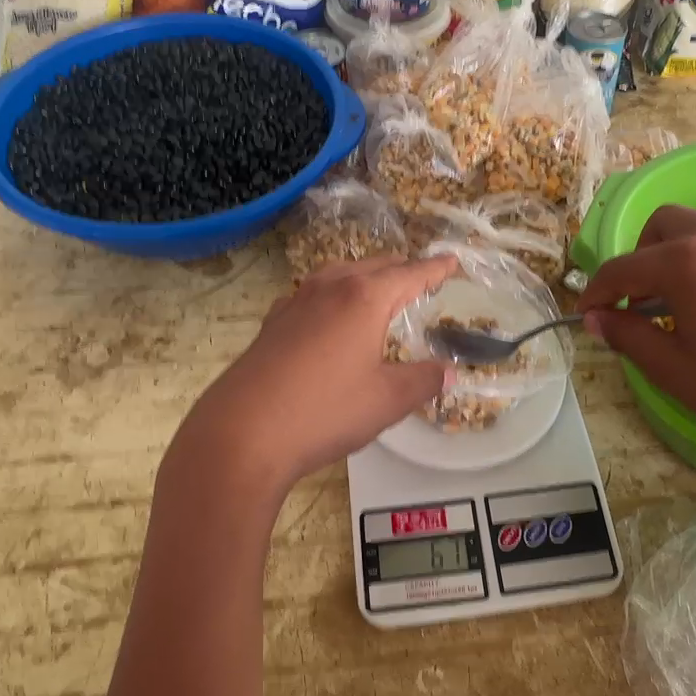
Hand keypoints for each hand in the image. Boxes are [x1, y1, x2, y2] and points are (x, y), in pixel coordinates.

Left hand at [170, 256, 456, 497]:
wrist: (242, 433)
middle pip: (374, 267)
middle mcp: (329, 288)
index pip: (410, 274)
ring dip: (364, 279)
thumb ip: (423, 381)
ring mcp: (294, 303)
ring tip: (378, 294)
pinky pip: (312, 296)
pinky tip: (329, 319)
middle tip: (421, 281)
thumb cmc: (324, 411)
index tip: (453, 261)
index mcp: (364, 298)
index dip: (435, 269)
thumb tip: (449, 371)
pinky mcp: (272, 324)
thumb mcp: (387, 401)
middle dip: (401, 270)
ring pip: (338, 276)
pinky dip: (333, 297)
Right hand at [577, 206, 695, 493]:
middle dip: (638, 259)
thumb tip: (596, 319)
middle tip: (634, 306)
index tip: (586, 316)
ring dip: (675, 259)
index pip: (623, 266)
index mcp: (687, 261)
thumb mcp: (675, 372)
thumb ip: (628, 336)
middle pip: (662, 227)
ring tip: (677, 311)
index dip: (596, 292)